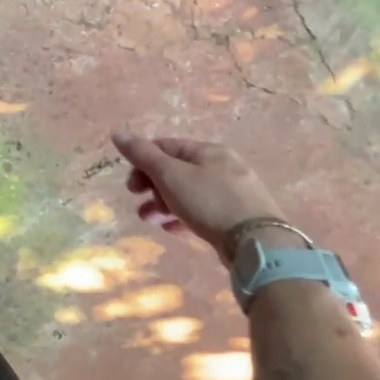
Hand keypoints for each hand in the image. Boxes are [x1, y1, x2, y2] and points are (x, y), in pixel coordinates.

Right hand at [112, 131, 282, 260]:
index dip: (143, 162)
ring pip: (190, 194)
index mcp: (210, 152)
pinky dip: (185, 217)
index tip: (133, 184)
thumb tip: (118, 133)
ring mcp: (237, 195)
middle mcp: (226, 168)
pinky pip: (206, 212)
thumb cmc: (209, 202)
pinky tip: (172, 229)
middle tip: (139, 201)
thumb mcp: (169, 174)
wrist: (260, 246)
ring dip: (164, 204)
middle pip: (177, 172)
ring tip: (151, 220)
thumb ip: (142, 154)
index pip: (166, 147)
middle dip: (152, 187)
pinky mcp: (243, 219)